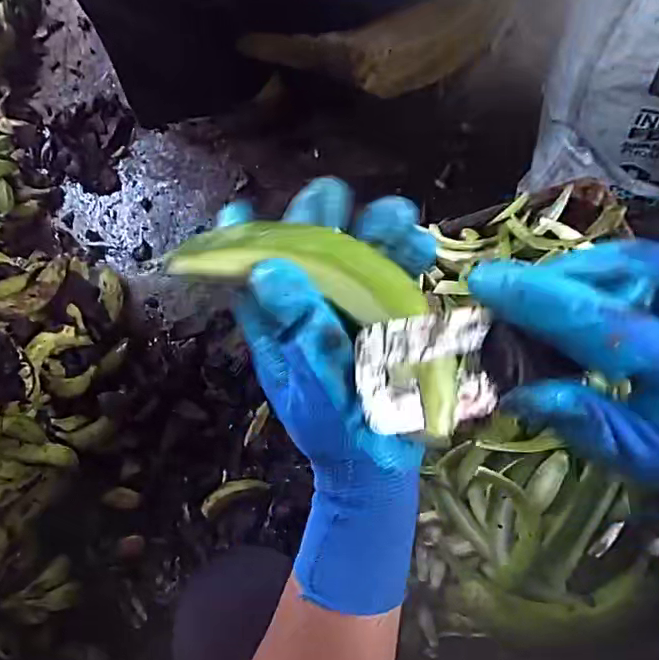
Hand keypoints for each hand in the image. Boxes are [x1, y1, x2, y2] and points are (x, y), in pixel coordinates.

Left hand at [218, 177, 434, 615]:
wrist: (379, 461)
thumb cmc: (334, 427)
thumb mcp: (308, 384)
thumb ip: (295, 329)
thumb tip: (268, 269)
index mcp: (276, 320)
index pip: (252, 270)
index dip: (241, 239)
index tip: (238, 212)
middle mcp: (310, 303)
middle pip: (308, 247)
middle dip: (320, 217)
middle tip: (333, 199)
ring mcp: (350, 304)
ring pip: (357, 252)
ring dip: (375, 227)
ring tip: (397, 215)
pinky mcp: (388, 311)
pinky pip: (396, 274)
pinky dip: (409, 255)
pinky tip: (421, 243)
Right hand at [466, 234, 658, 606]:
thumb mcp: (633, 453)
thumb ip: (577, 417)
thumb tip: (513, 393)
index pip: (603, 322)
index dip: (538, 300)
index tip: (487, 281)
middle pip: (636, 266)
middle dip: (572, 272)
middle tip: (529, 288)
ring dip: (611, 263)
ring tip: (575, 287)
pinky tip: (651, 282)